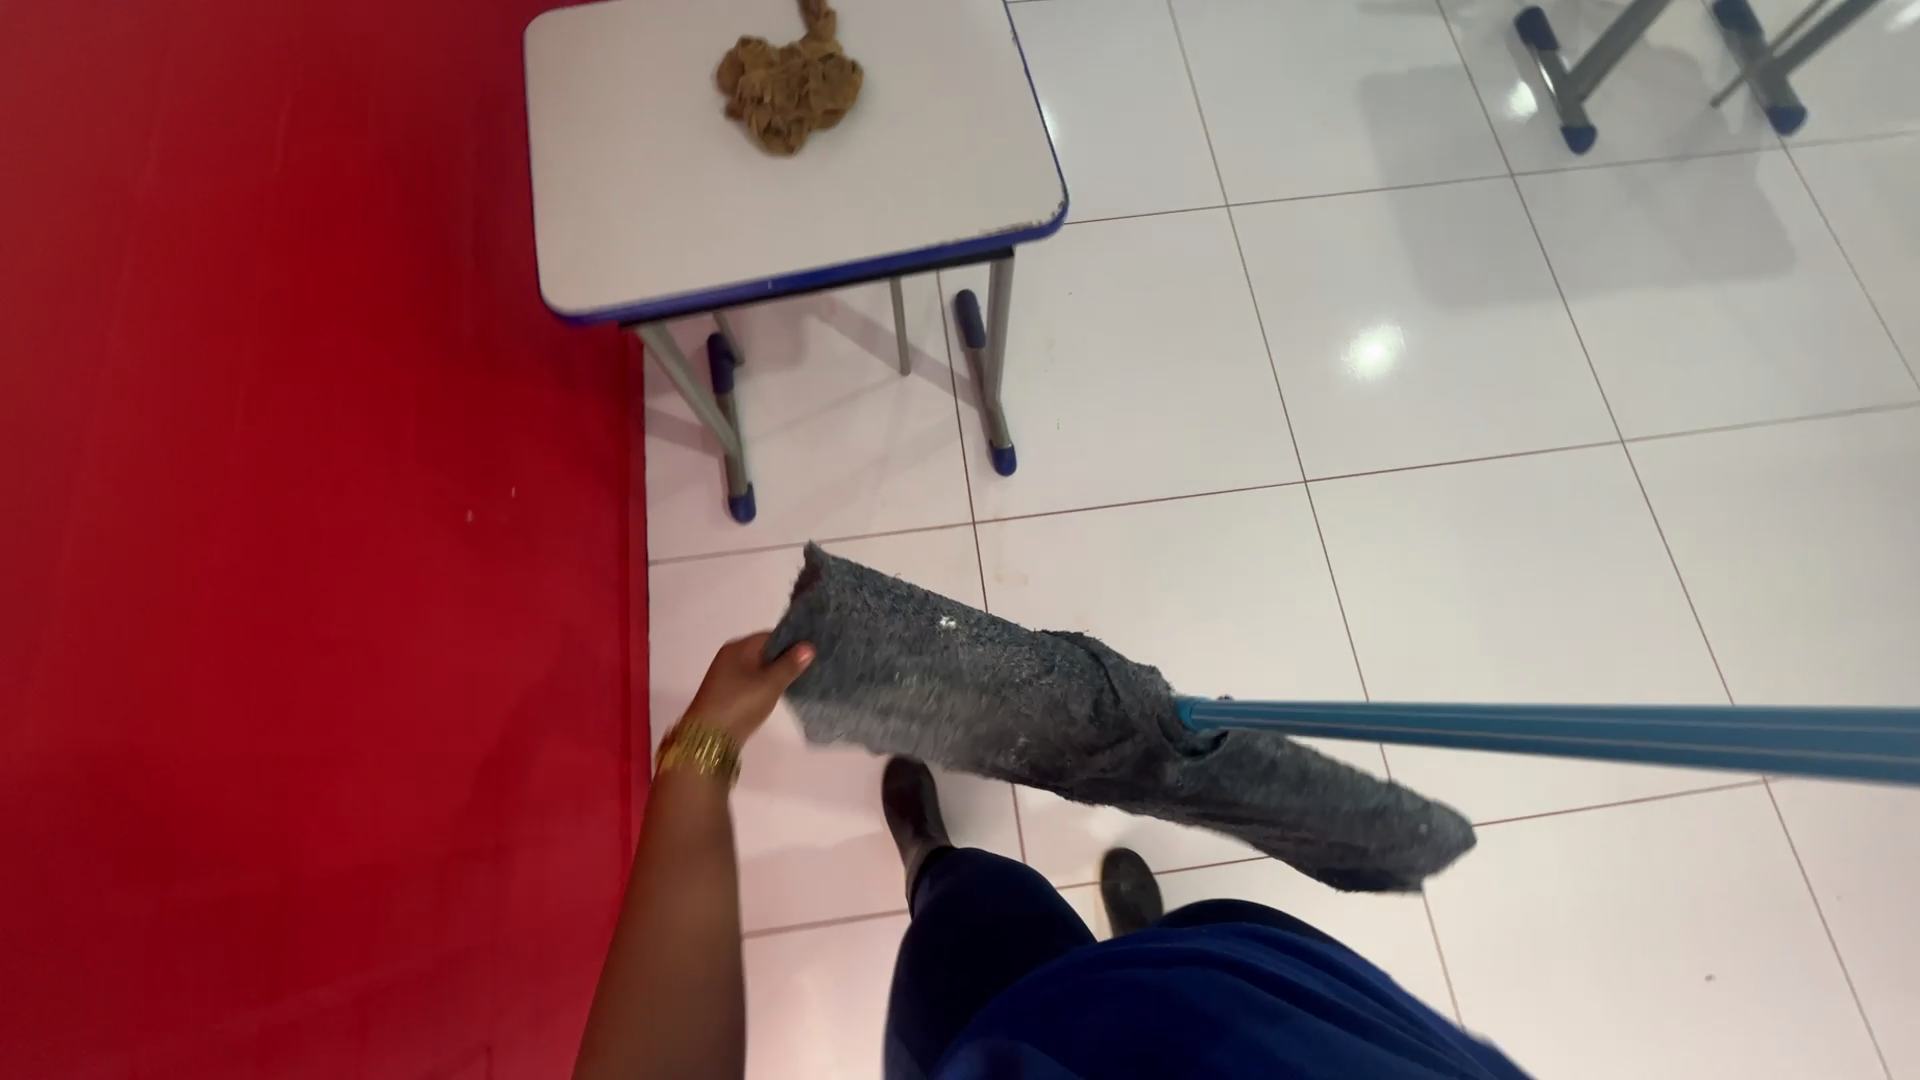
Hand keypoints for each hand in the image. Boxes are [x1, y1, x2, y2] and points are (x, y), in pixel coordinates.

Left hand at [683, 632, 814, 740]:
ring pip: (759, 667)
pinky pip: (752, 681)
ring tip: (800, 680)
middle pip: (765, 651)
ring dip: (776, 673)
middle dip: (786, 658)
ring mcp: (727, 675)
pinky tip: (780, 693)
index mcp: (738, 647)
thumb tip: (809, 646)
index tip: (813, 652)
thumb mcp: (770, 684)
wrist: (708, 739)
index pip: (771, 636)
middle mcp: (730, 656)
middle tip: (811, 666)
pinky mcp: (727, 692)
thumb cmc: (739, 704)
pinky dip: (766, 684)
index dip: (792, 642)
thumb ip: (790, 664)